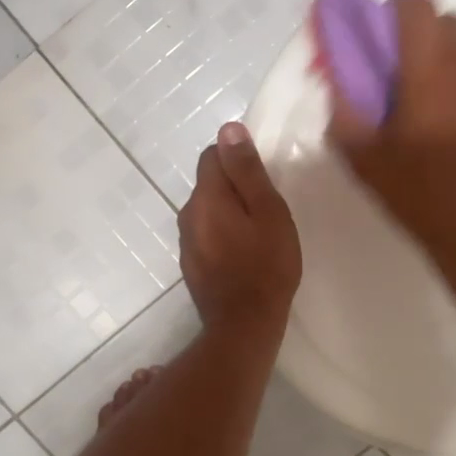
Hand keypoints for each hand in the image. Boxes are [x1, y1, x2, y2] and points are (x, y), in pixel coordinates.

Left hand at [179, 122, 301, 337]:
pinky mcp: (192, 264)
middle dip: (235, 187)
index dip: (238, 159)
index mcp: (207, 196)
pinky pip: (207, 235)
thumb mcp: (268, 212)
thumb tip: (229, 129)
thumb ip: (247, 170)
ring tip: (259, 235)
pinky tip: (245, 256)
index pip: (212, 154)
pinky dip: (223, 237)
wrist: (244, 325)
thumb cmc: (266, 266)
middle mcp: (188, 213)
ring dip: (229, 214)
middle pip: (210, 183)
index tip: (263, 180)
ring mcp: (187, 242)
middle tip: (268, 210)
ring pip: (208, 211)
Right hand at [328, 0, 455, 284]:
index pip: (419, 6)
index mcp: (430, 75)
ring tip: (434, 116)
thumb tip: (339, 81)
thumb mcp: (363, 160)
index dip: (396, 11)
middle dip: (424, 37)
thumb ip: (344, 111)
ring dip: (450, 70)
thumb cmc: (418, 197)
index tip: (380, 39)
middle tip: (403, 75)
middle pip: (452, 23)